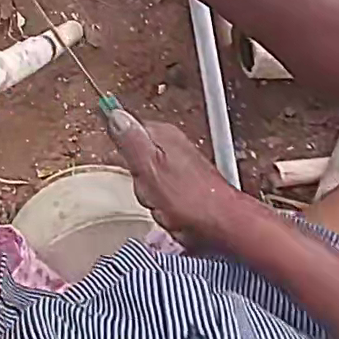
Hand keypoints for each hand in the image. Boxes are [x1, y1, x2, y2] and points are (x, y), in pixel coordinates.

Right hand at [105, 108, 240, 245]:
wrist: (223, 224)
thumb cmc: (189, 199)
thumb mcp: (147, 167)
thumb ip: (130, 140)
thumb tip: (115, 114)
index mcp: (162, 133)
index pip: (127, 130)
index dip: (123, 155)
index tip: (130, 167)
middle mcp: (173, 143)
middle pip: (136, 158)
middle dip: (137, 179)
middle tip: (149, 189)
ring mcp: (181, 162)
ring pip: (147, 178)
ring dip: (150, 194)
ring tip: (162, 202)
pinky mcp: (186, 181)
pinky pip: (161, 191)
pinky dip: (162, 203)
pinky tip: (170, 211)